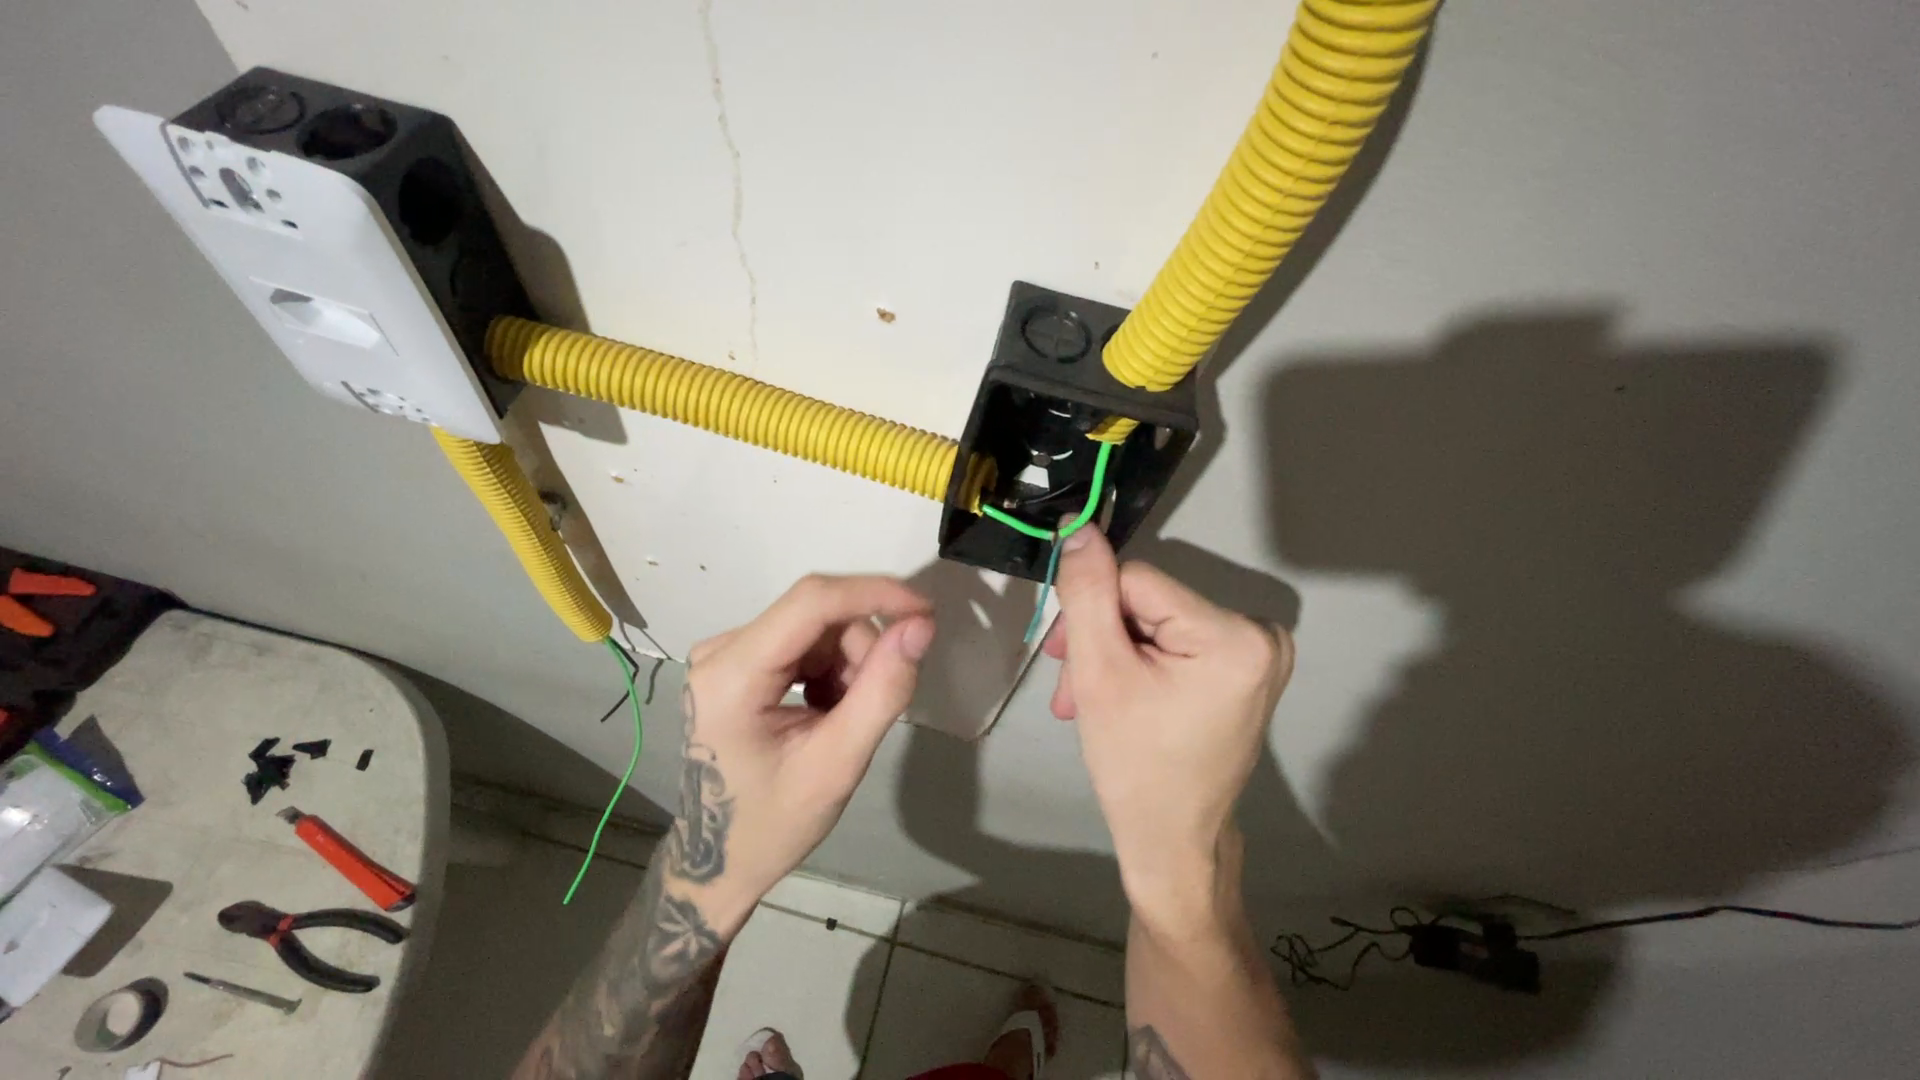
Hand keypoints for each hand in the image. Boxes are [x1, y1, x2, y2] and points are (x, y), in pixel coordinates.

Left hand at [671, 575, 933, 922]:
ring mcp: (725, 654)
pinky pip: (803, 642)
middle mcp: (720, 650)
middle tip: (873, 704)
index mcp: (731, 675)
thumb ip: (883, 692)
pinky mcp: (736, 662)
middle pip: (818, 615)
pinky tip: (826, 710)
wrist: (718, 860)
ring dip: (848, 663)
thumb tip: (920, 627)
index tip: (925, 613)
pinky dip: (830, 669)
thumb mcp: (837, 764)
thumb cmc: (773, 823)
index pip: (811, 602)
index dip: (874, 595)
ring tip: (844, 718)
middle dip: (862, 649)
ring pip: (816, 627)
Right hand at [1043, 528, 1292, 929]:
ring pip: (1156, 622)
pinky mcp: (1247, 669)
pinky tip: (1117, 696)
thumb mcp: (1099, 673)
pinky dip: (1141, 664)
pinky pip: (1178, 642)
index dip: (1093, 613)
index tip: (1066, 659)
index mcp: (1236, 636)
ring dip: (1113, 654)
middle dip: (1100, 638)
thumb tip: (1079, 525)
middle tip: (1069, 685)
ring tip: (1082, 698)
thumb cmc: (1134, 765)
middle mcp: (1262, 633)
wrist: (1171, 842)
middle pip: (1148, 603)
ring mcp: (1260, 653)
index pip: (1138, 581)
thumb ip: (1087, 592)